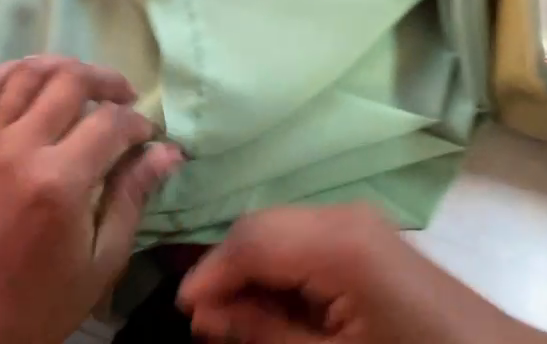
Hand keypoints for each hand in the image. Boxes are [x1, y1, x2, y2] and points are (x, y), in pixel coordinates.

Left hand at [0, 57, 183, 343]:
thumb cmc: (42, 300)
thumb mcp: (101, 260)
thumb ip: (132, 196)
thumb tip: (169, 152)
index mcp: (59, 182)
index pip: (110, 123)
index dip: (138, 123)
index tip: (150, 135)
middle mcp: (21, 146)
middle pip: (70, 81)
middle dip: (107, 81)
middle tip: (126, 96)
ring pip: (29, 72)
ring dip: (64, 66)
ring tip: (87, 81)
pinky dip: (13, 69)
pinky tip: (36, 76)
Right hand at [178, 205, 546, 343]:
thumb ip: (265, 333)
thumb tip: (203, 315)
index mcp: (336, 240)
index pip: (250, 241)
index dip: (210, 274)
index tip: (182, 311)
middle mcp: (341, 215)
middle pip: (260, 230)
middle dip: (228, 273)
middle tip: (205, 323)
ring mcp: (355, 221)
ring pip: (278, 234)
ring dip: (253, 273)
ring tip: (235, 321)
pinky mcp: (365, 237)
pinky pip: (303, 243)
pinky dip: (281, 273)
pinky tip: (275, 310)